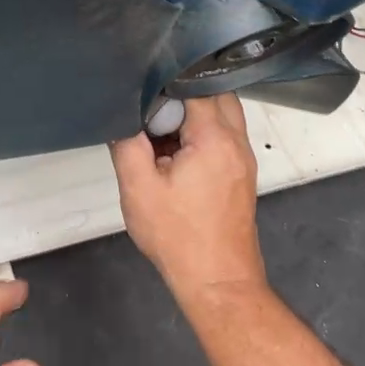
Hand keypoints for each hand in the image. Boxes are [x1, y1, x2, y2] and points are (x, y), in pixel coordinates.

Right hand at [110, 94, 264, 296]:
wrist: (217, 281)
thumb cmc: (176, 234)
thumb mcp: (137, 187)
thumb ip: (127, 143)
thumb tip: (121, 114)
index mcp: (214, 139)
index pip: (194, 88)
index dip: (164, 84)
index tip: (139, 87)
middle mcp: (237, 143)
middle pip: (216, 94)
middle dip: (182, 92)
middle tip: (148, 104)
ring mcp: (243, 159)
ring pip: (222, 115)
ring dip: (193, 112)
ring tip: (157, 127)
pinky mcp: (240, 175)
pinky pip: (223, 135)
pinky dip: (201, 131)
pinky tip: (172, 149)